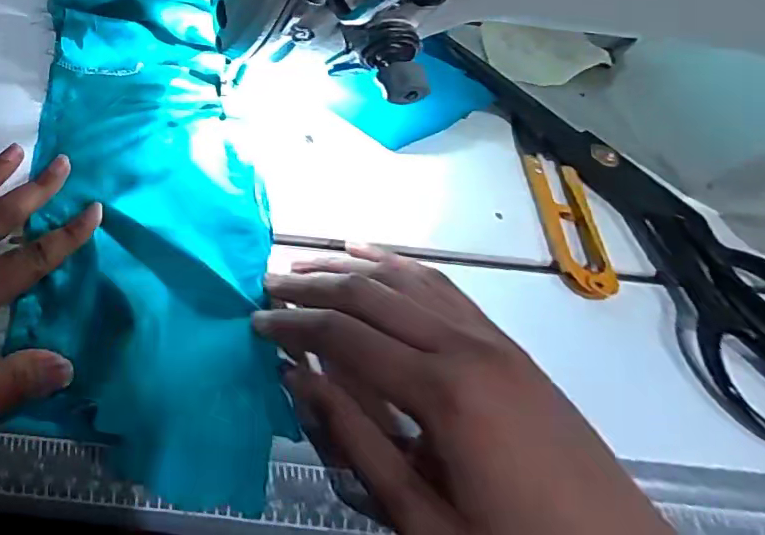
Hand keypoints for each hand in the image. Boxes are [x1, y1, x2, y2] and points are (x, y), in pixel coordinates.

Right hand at [254, 245, 670, 534]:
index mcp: (443, 392)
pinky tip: (375, 257)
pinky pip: (444, 287)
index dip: (293, 324)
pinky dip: (401, 265)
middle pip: (370, 294)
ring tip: (307, 262)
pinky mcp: (509, 346)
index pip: (345, 335)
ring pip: (405, 279)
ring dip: (350, 267)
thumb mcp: (426, 520)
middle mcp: (465, 347)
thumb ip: (357, 441)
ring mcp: (492, 340)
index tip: (255, 321)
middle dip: (312, 284)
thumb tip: (298, 376)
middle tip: (267, 283)